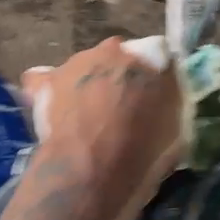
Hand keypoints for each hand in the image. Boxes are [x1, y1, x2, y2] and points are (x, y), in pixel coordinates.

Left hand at [20, 36, 186, 219]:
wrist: (95, 169)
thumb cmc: (145, 153)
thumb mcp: (176, 129)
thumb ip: (169, 103)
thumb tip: (161, 100)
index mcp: (153, 56)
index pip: (157, 57)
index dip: (152, 80)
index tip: (150, 101)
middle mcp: (114, 49)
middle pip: (116, 59)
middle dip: (117, 79)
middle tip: (118, 112)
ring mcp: (77, 62)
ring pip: (83, 68)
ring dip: (84, 86)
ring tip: (83, 120)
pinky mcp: (47, 81)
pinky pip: (43, 80)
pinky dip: (46, 91)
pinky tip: (49, 111)